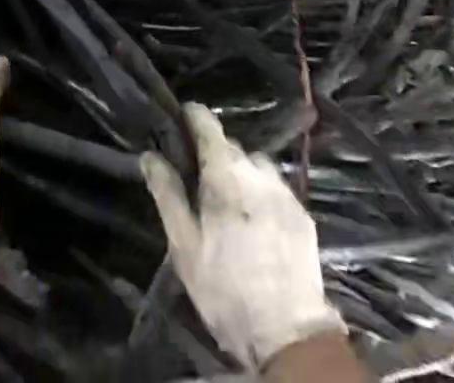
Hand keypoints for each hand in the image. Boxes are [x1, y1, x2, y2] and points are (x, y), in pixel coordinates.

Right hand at [141, 104, 345, 370]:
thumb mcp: (184, 244)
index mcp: (226, 178)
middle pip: (232, 146)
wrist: (290, 337)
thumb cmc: (225, 289)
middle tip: (195, 174)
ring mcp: (286, 196)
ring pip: (256, 165)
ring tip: (227, 196)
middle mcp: (259, 177)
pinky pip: (275, 187)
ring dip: (239, 170)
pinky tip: (253, 217)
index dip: (192, 116)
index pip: (209, 126)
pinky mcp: (303, 217)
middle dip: (212, 151)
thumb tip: (150, 155)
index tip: (178, 118)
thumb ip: (167, 194)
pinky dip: (260, 190)